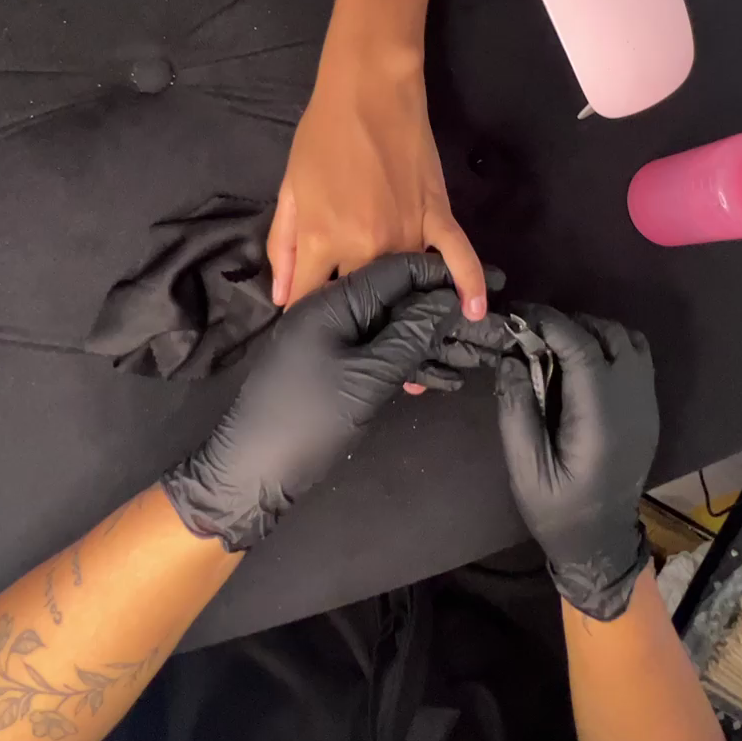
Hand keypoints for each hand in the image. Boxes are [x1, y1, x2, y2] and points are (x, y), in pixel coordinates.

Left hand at [162, 252, 460, 550]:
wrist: (252, 471)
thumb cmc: (307, 420)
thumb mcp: (367, 377)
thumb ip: (410, 334)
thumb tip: (450, 300)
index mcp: (333, 301)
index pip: (397, 269)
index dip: (442, 275)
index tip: (489, 281)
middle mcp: (332, 310)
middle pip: (397, 297)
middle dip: (441, 308)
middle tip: (485, 320)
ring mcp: (332, 339)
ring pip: (392, 327)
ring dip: (430, 339)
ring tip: (474, 350)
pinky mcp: (334, 366)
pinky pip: (378, 352)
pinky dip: (409, 361)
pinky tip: (443, 376)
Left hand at [269, 32, 485, 320]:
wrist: (369, 91)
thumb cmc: (322, 136)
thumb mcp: (291, 190)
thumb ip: (283, 245)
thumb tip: (281, 297)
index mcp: (323, 239)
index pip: (310, 299)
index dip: (304, 314)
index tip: (308, 323)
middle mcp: (366, 247)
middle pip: (360, 301)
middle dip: (353, 316)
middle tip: (352, 326)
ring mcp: (408, 234)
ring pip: (404, 286)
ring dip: (400, 305)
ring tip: (399, 331)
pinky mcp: (439, 218)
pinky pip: (458, 259)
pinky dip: (468, 285)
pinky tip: (474, 313)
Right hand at [495, 307, 658, 620]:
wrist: (601, 542)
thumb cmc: (558, 508)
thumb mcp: (525, 467)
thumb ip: (517, 408)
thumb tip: (512, 355)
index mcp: (600, 418)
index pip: (582, 347)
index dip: (550, 322)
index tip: (520, 313)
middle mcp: (632, 402)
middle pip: (609, 334)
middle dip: (568, 323)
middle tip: (531, 332)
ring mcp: (646, 404)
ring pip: (627, 339)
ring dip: (591, 331)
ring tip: (556, 344)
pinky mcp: (648, 408)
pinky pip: (637, 357)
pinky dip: (610, 345)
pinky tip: (582, 362)